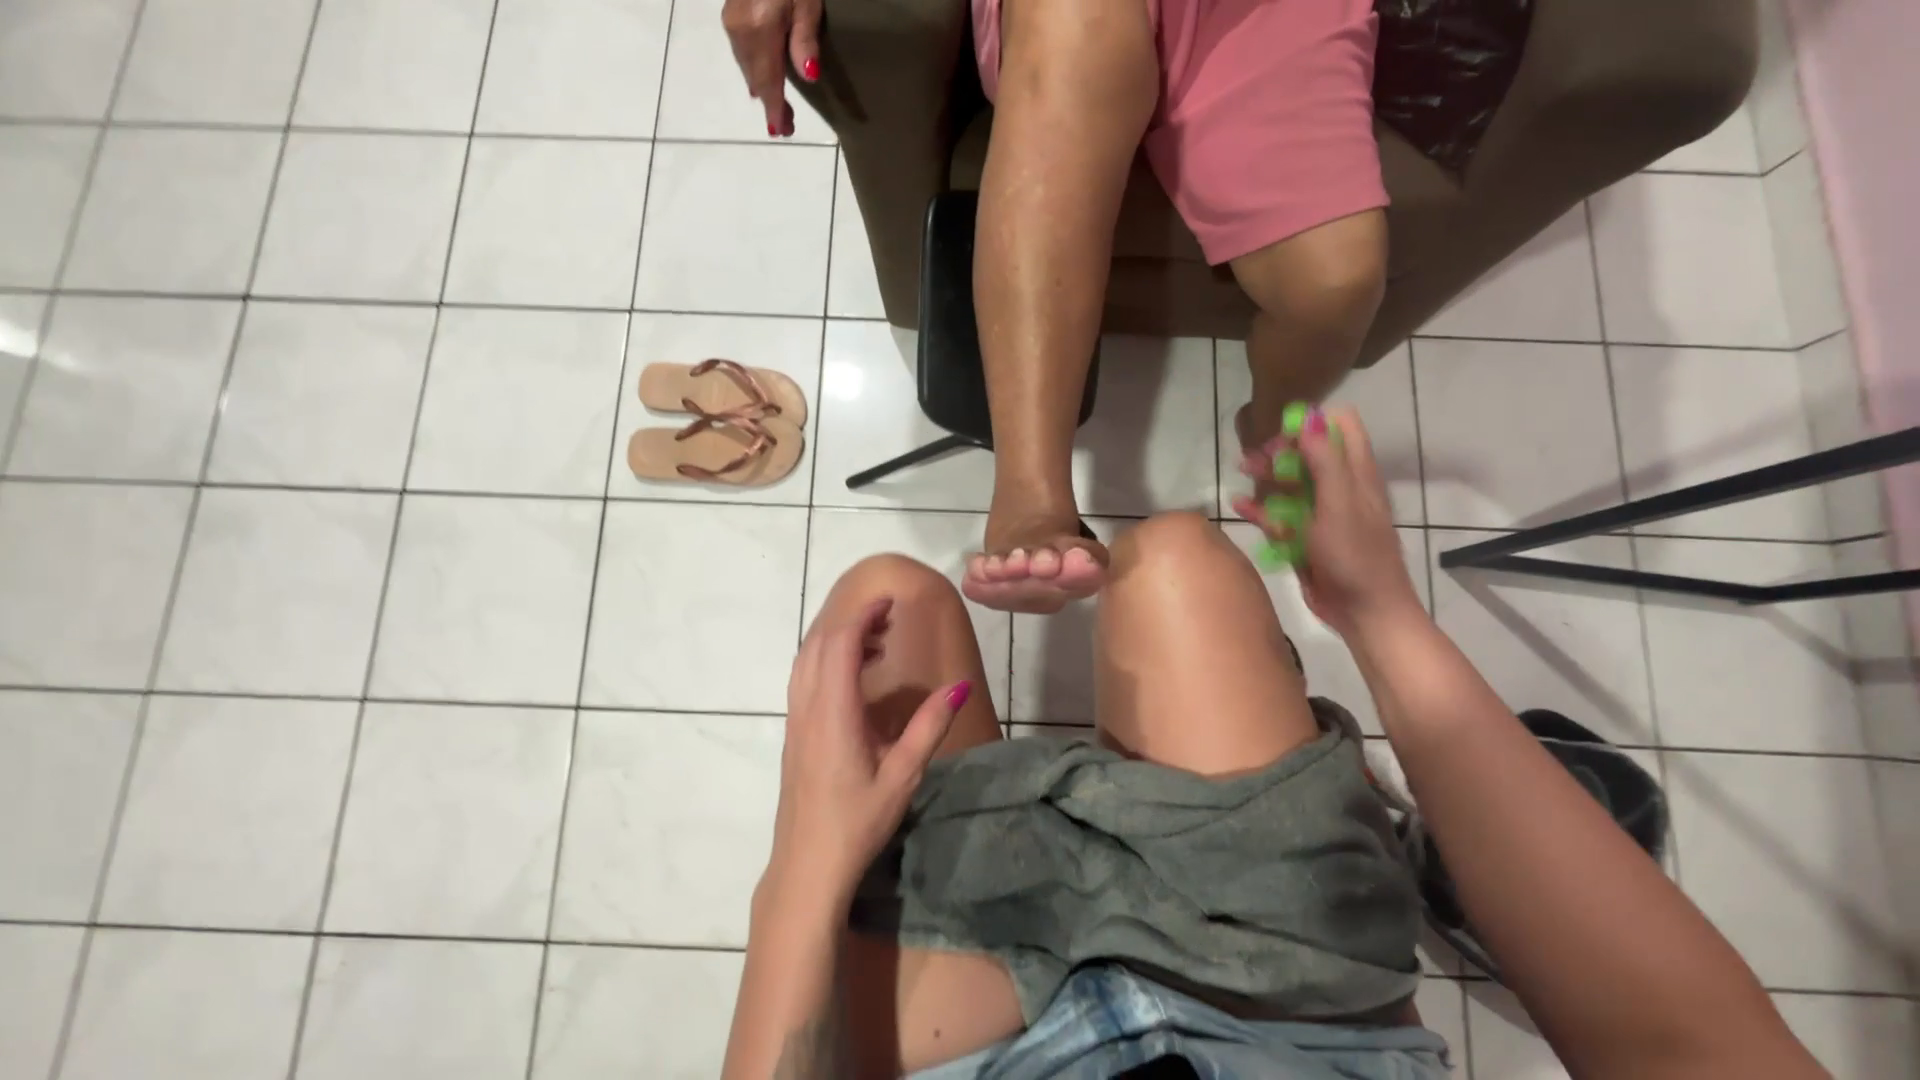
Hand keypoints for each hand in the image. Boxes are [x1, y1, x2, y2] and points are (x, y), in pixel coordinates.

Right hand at [722, 0, 821, 137]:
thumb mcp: (807, 3)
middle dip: (770, 102)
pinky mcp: (731, 13)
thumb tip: (807, 78)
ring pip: (747, 66)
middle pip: (756, 77)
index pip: (768, 81)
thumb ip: (804, 41)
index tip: (781, 131)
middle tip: (784, 126)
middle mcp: (741, 31)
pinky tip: (759, 77)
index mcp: (760, 31)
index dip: (775, 108)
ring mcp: (732, 21)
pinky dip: (754, 68)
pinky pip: (742, 51)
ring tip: (775, 107)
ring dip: (762, 87)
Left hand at [765, 597, 968, 904]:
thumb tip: (960, 685)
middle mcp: (807, 708)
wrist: (807, 865)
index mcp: (833, 712)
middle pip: (819, 644)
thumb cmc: (857, 822)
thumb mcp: (903, 775)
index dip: (863, 615)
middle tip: (888, 619)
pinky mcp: (794, 735)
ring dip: (836, 641)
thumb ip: (929, 726)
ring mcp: (795, 721)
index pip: (840, 643)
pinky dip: (825, 661)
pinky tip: (853, 680)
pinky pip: (803, 679)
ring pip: (806, 661)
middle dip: (851, 621)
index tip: (890, 602)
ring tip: (874, 645)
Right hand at [1233, 406, 1423, 636]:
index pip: (1339, 425)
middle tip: (1255, 458)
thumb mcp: (1340, 503)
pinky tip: (1239, 506)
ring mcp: (1321, 514)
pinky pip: (1279, 517)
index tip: (1284, 436)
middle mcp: (1340, 487)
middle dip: (1281, 450)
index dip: (1311, 424)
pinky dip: (1260, 510)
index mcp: (1357, 473)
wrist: (1364, 611)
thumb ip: (1326, 460)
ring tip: (1242, 472)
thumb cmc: (1356, 555)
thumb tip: (1310, 417)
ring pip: (1291, 484)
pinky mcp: (1305, 538)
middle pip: (1308, 453)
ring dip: (1267, 476)